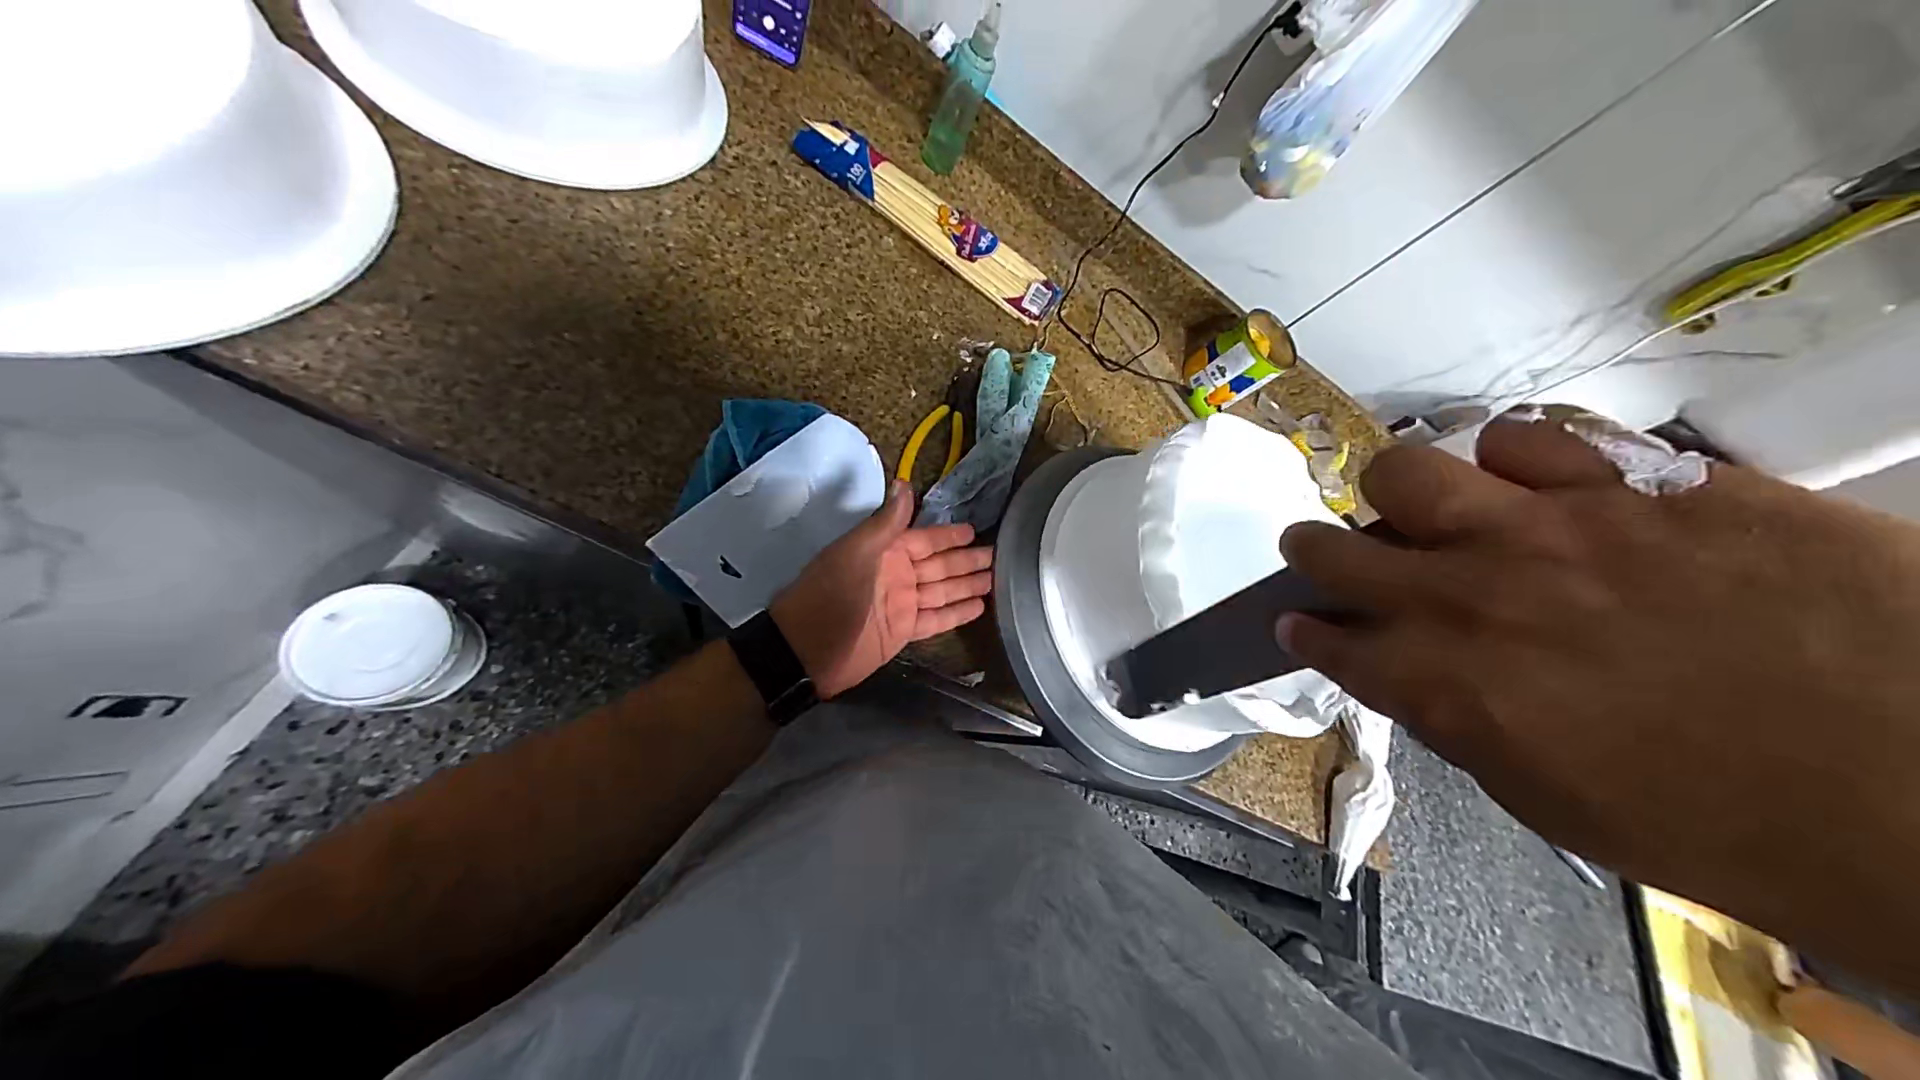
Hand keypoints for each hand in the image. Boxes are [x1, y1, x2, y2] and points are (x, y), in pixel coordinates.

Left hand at [770, 482, 993, 697]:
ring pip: (942, 591)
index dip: (949, 536)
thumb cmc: (830, 595)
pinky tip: (978, 607)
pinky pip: (936, 619)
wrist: (805, 650)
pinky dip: (956, 613)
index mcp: (884, 552)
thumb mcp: (856, 552)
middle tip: (997, 556)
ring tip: (995, 579)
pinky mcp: (903, 632)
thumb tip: (905, 484)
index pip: (925, 539)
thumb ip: (885, 523)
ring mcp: (901, 604)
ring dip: (967, 585)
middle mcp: (895, 575)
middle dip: (966, 560)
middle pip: (939, 565)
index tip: (974, 530)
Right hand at [1278, 410, 1919, 995]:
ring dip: (1398, 494)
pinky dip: (1511, 458)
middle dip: (1311, 551)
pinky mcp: (1641, 484)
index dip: (1304, 632)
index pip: (1328, 642)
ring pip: (1406, 471)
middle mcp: (1471, 598)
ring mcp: (1552, 531)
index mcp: (1446, 684)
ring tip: (1430, 508)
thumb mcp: (1549, 796)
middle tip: (1322, 550)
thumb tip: (1406, 672)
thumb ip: (1452, 719)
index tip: (1297, 624)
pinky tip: (1529, 483)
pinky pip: (1531, 437)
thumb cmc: (1726, 822)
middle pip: (1335, 550)